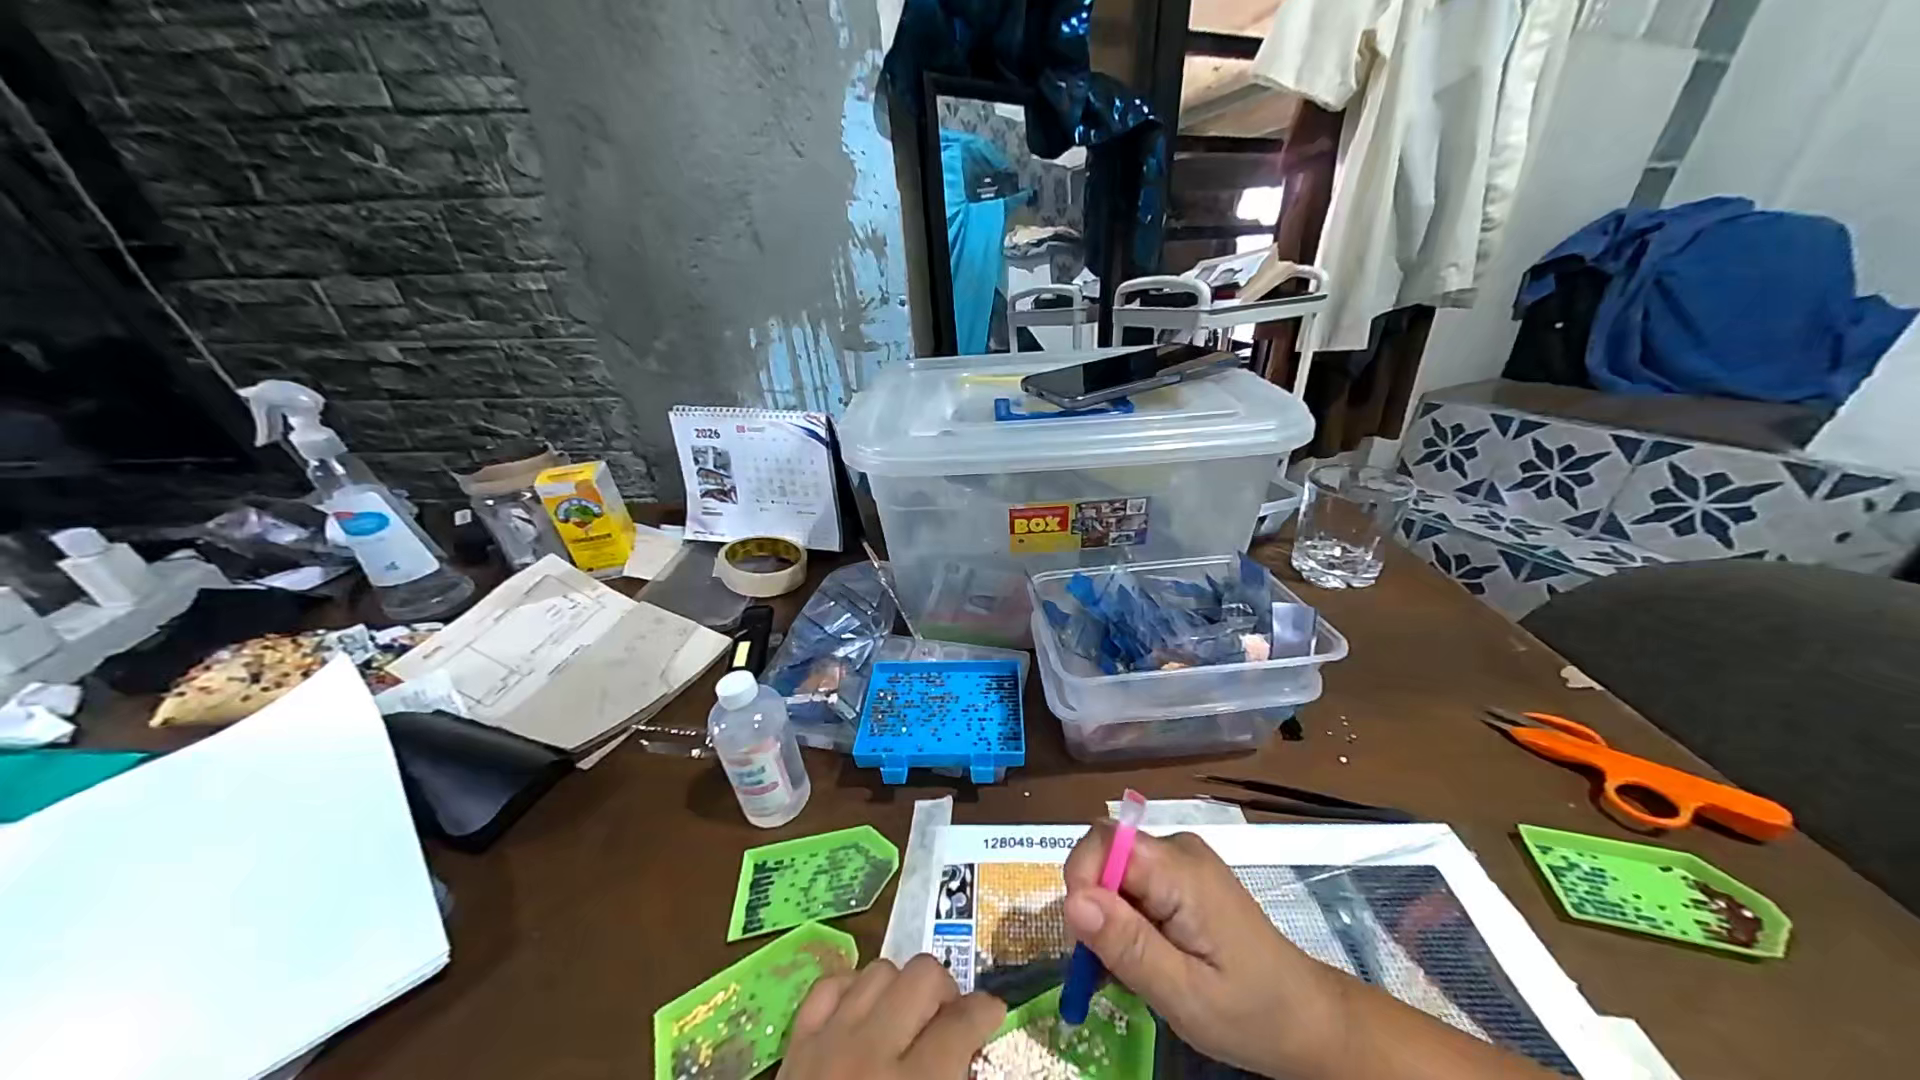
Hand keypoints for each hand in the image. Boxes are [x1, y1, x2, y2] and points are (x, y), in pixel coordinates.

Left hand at [778, 954, 1005, 1079]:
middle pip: (923, 976)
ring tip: (904, 1019)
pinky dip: (852, 992)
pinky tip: (862, 1016)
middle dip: (945, 991)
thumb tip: (972, 1055)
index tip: (991, 1015)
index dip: (986, 1011)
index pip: (962, 1021)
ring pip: (879, 971)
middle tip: (946, 1021)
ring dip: (900, 989)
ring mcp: (829, 1041)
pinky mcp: (797, 1043)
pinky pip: (831, 985)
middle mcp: (871, 1052)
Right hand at [1063, 823, 1347, 1077]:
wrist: (1308, 1019)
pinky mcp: (1182, 878)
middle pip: (1106, 856)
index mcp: (1180, 870)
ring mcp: (1181, 862)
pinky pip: (1133, 885)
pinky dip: (1124, 922)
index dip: (1081, 881)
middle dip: (1092, 909)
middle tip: (1104, 969)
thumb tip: (1071, 901)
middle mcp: (1177, 850)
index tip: (1084, 939)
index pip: (1104, 841)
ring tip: (1128, 975)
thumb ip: (1126, 943)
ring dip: (1107, 921)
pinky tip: (1142, 961)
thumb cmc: (1251, 1013)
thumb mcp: (1183, 993)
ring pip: (1115, 874)